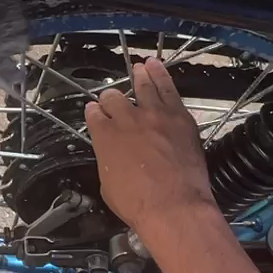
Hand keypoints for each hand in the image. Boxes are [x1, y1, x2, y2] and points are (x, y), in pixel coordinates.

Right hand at [85, 58, 219, 244]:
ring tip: (139, 68)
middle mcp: (126, 119)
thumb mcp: (108, 185)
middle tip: (114, 99)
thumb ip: (109, 161)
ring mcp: (153, 114)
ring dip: (139, 76)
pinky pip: (168, 89)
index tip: (96, 112)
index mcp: (104, 136)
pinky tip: (156, 66)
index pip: (94, 114)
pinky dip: (161, 75)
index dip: (94, 112)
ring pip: (143, 86)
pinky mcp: (178, 116)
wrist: (174, 206)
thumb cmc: (137, 204)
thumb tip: (113, 155)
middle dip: (111, 98)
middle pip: (114, 97)